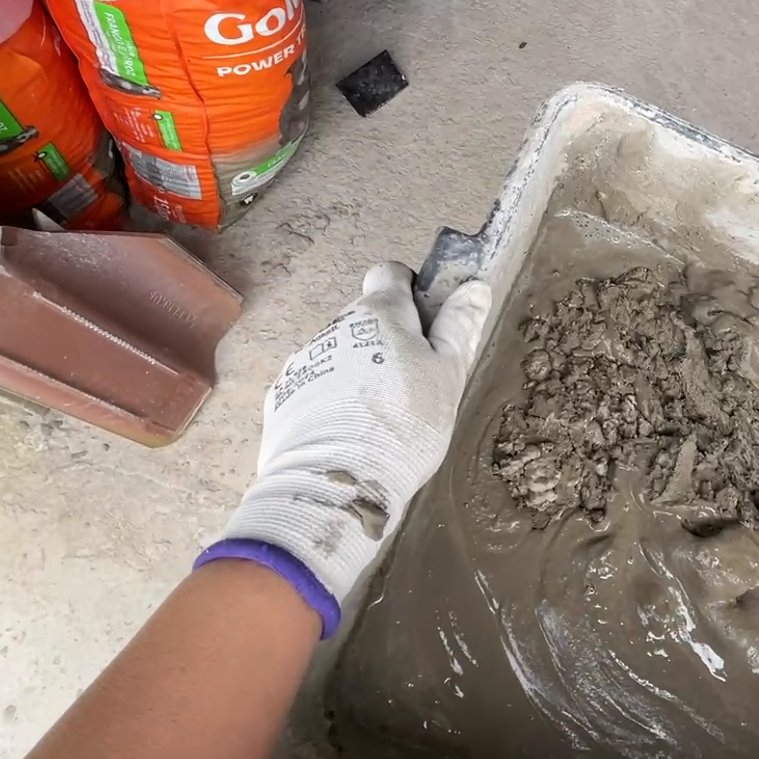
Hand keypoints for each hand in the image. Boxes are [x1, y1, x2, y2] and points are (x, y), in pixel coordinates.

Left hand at [204, 263, 491, 634]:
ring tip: (378, 417)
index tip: (425, 323)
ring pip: (343, 353)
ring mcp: (305, 361)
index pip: (390, 273)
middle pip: (368, 319)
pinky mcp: (284, 397)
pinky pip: (317, 386)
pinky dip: (333, 399)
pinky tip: (348, 433)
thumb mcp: (449, 375)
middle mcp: (336, 325)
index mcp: (379, 312)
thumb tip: (475, 286)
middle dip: (389, 340)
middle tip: (412, 383)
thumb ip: (459, 327)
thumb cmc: (405, 421)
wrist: (334, 485)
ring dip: (360, 370)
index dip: (410, 289)